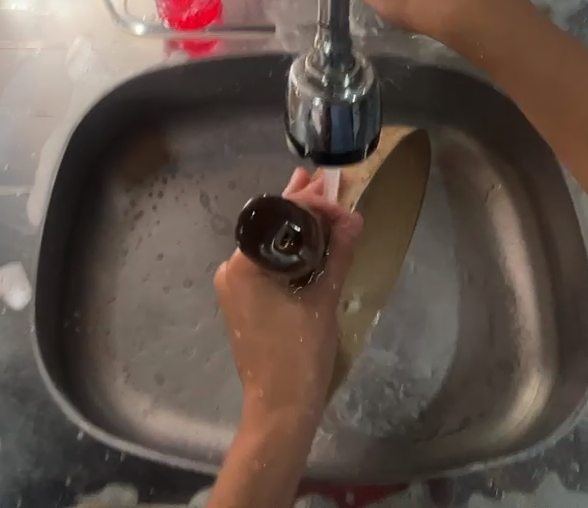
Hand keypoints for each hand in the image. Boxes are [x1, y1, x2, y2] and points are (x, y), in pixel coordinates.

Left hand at [213, 168, 363, 429]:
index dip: (312, 201)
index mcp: (244, 264)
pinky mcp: (243, 300)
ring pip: (269, 243)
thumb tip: (355, 217)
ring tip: (320, 196)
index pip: (278, 214)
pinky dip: (288, 249)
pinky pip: (266, 263)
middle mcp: (232, 268)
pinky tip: (309, 236)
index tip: (339, 196)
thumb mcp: (324, 299)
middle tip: (324, 178)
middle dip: (300, 203)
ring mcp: (235, 286)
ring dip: (295, 225)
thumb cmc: (299, 355)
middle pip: (271, 225)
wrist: (280, 408)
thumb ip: (338, 254)